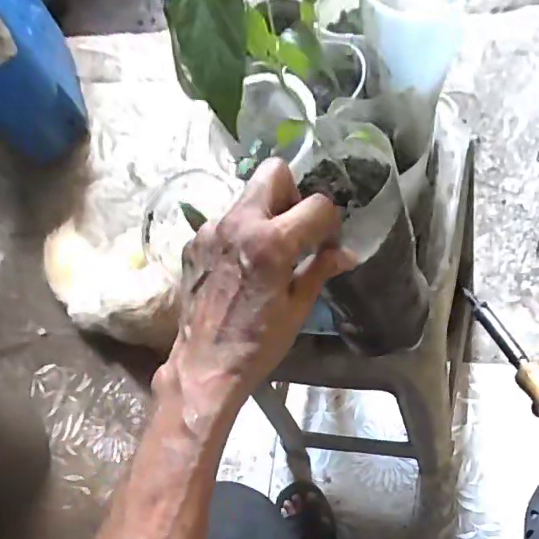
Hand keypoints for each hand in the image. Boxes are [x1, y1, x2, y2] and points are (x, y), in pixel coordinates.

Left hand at [162, 159, 355, 423]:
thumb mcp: (297, 309)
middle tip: (296, 231)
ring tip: (268, 254)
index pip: (317, 205)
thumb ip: (320, 270)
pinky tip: (241, 268)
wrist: (206, 365)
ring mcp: (211, 230)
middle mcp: (238, 224)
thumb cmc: (257, 345)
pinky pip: (225, 221)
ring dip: (265, 214)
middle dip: (293, 196)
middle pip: (275, 173)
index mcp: (271, 243)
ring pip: (247, 196)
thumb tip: (344, 254)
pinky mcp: (195, 242)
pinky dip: (240, 234)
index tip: (326, 244)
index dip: (329, 224)